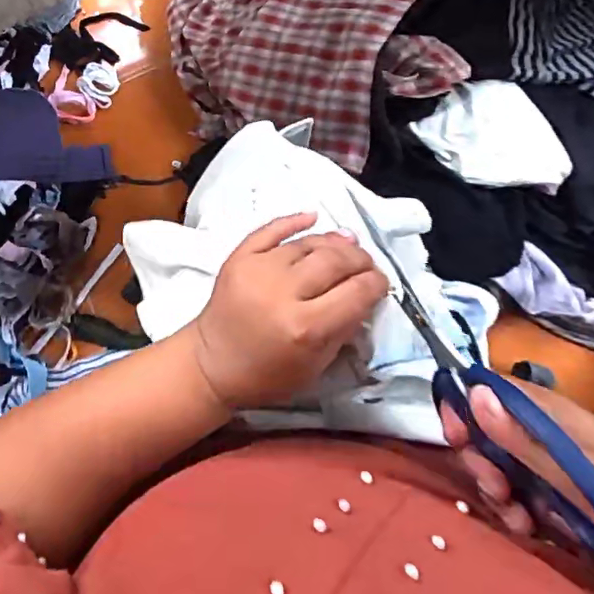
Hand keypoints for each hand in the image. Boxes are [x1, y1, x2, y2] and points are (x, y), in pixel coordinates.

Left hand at [185, 213, 389, 410]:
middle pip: (334, 261)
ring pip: (308, 244)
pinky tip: (314, 218)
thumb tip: (364, 292)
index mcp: (304, 328)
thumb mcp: (315, 366)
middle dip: (359, 260)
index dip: (375, 284)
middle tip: (367, 264)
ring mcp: (258, 270)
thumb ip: (343, 328)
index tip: (381, 282)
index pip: (355, 293)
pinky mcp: (239, 257)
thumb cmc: (267, 375)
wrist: (212, 364)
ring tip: (348, 244)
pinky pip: (272, 230)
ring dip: (333, 242)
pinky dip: (295, 221)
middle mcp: (283, 293)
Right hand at [443, 382, 593, 593]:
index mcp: (562, 419)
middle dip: (483, 455)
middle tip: (495, 484)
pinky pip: (522, 500)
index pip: (499, 390)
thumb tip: (475, 391)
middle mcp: (555, 441)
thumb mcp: (588, 481)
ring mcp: (560, 476)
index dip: (469, 401)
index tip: (452, 428)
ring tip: (515, 514)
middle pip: (494, 430)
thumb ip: (529, 441)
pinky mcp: (565, 510)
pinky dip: (516, 513)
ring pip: (504, 468)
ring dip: (498, 489)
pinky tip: (528, 528)